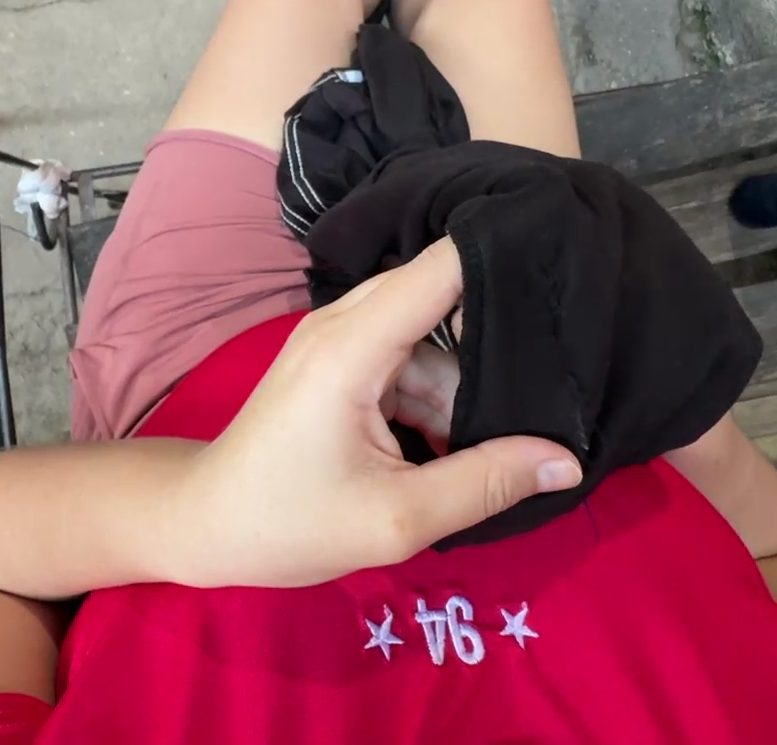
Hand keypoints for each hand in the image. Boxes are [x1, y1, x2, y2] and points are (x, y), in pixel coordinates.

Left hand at [172, 239, 582, 587]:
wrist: (207, 522)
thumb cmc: (290, 522)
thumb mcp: (397, 518)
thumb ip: (486, 483)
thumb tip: (569, 458)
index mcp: (351, 345)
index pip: (439, 268)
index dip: (500, 253)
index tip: (564, 257)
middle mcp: (343, 323)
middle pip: (439, 298)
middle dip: (494, 335)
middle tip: (556, 375)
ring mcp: (337, 340)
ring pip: (427, 339)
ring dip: (461, 386)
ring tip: (497, 441)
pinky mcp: (337, 362)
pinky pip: (405, 360)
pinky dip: (433, 397)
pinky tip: (455, 445)